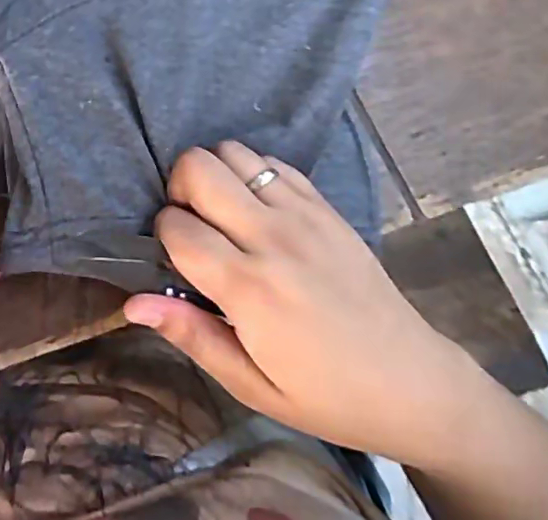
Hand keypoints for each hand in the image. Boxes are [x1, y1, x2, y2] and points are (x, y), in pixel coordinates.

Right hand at [122, 142, 493, 468]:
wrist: (415, 382)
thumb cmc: (326, 394)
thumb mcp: (251, 385)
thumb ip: (190, 334)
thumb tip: (132, 303)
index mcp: (250, 288)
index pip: (177, 227)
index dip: (163, 234)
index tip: (175, 255)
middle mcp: (273, 238)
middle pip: (198, 168)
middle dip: (179, 187)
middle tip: (192, 222)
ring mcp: (303, 214)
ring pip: (233, 152)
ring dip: (214, 173)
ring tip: (222, 211)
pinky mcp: (325, 206)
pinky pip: (271, 161)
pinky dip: (251, 172)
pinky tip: (257, 207)